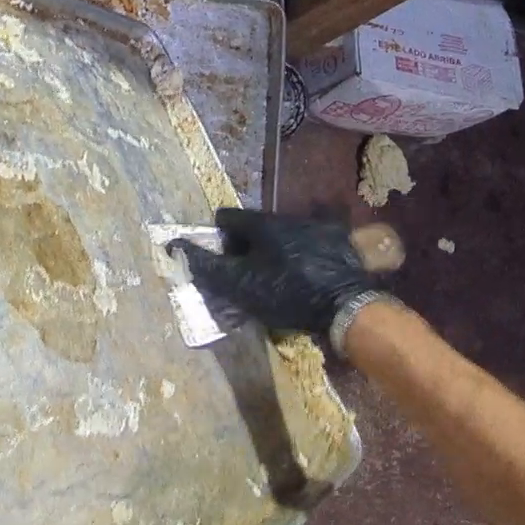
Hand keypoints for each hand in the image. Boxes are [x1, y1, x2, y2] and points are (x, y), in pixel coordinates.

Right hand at [168, 208, 377, 333]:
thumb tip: (175, 245)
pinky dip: (299, 259)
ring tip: (275, 282)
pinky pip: (308, 246)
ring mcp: (316, 228)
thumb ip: (208, 266)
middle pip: (254, 227)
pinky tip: (303, 282)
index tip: (222, 263)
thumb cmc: (287, 293)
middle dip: (245, 247)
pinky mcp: (339, 244)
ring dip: (273, 253)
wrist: (348, 307)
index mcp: (261, 223)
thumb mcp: (241, 285)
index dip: (217, 239)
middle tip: (246, 276)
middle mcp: (287, 217)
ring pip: (281, 236)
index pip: (226, 217)